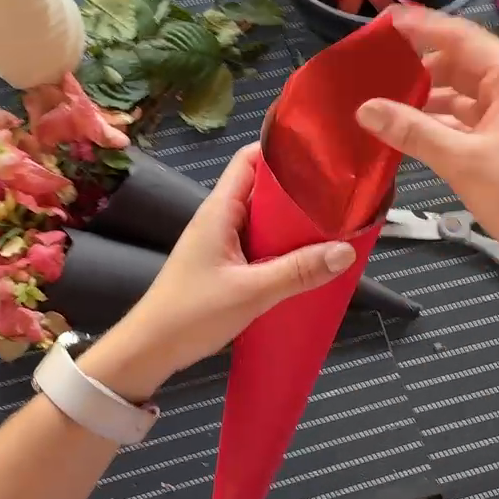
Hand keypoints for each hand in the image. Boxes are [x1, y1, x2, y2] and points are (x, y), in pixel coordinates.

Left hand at [80, 144, 355, 400]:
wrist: (150, 350)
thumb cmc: (192, 313)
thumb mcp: (251, 292)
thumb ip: (299, 271)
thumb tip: (347, 250)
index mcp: (219, 210)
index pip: (249, 160)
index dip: (282, 149)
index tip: (321, 152)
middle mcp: (219, 219)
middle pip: (262, 189)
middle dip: (299, 190)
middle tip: (341, 194)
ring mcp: (220, 243)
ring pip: (263, 220)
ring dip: (293, 222)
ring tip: (335, 224)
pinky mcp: (223, 266)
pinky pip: (259, 245)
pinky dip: (282, 247)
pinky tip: (308, 259)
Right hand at [357, 6, 498, 274]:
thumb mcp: (462, 161)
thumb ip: (412, 131)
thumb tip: (363, 108)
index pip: (461, 37)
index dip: (422, 26)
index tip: (382, 21)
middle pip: (458, 65)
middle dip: (416, 65)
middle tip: (371, 67)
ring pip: (457, 97)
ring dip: (422, 99)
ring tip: (378, 100)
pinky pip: (462, 123)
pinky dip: (434, 125)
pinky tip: (403, 132)